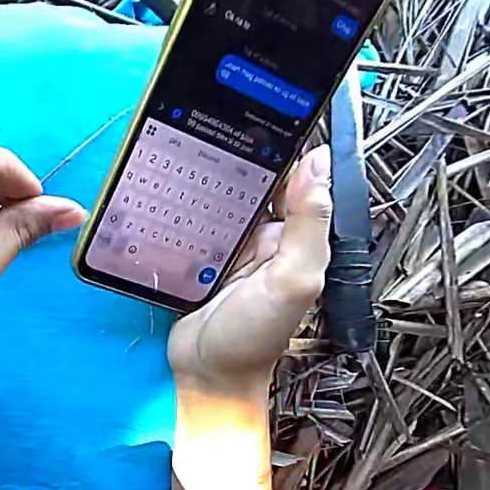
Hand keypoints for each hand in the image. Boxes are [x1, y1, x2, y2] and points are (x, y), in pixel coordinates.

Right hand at [168, 145, 331, 396]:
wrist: (208, 376)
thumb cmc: (255, 337)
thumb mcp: (293, 281)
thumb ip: (307, 226)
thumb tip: (318, 163)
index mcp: (293, 239)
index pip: (295, 182)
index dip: (284, 148)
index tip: (262, 113)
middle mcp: (262, 238)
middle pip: (253, 185)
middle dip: (238, 157)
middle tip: (215, 120)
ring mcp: (227, 248)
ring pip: (221, 200)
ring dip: (208, 179)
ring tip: (189, 144)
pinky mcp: (197, 258)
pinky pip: (194, 223)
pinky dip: (184, 207)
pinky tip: (171, 186)